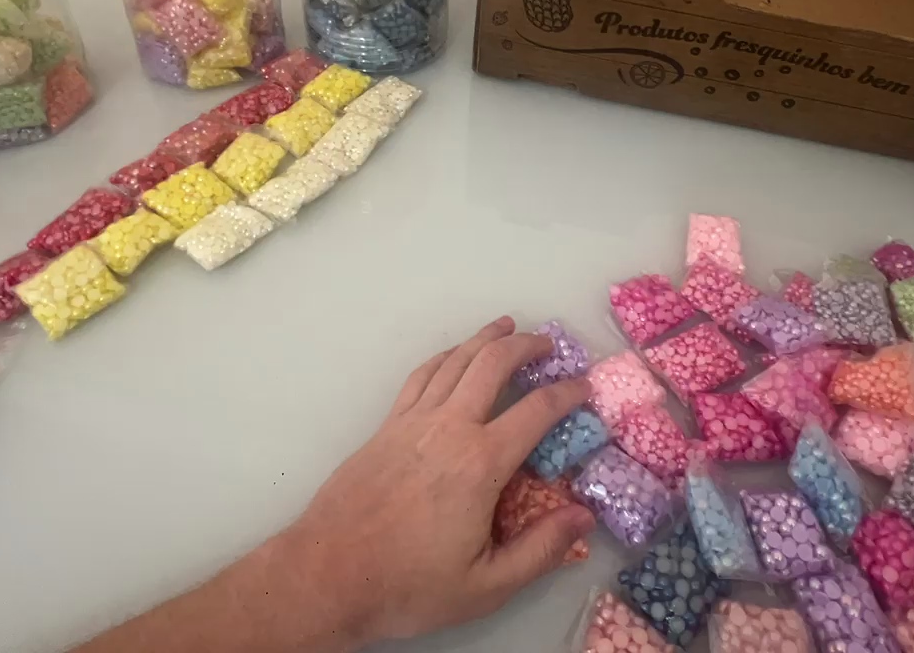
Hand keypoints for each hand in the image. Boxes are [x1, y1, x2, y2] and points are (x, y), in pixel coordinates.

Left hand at [276, 316, 594, 646]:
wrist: (329, 573)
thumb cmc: (409, 583)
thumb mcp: (486, 585)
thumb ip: (540, 549)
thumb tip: (583, 515)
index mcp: (481, 462)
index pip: (537, 410)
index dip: (567, 393)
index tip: (584, 385)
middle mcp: (451, 426)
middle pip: (494, 363)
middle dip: (526, 346)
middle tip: (548, 345)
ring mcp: (416, 419)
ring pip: (458, 359)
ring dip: (487, 338)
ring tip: (508, 327)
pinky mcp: (389, 422)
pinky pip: (423, 374)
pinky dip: (446, 355)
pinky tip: (456, 354)